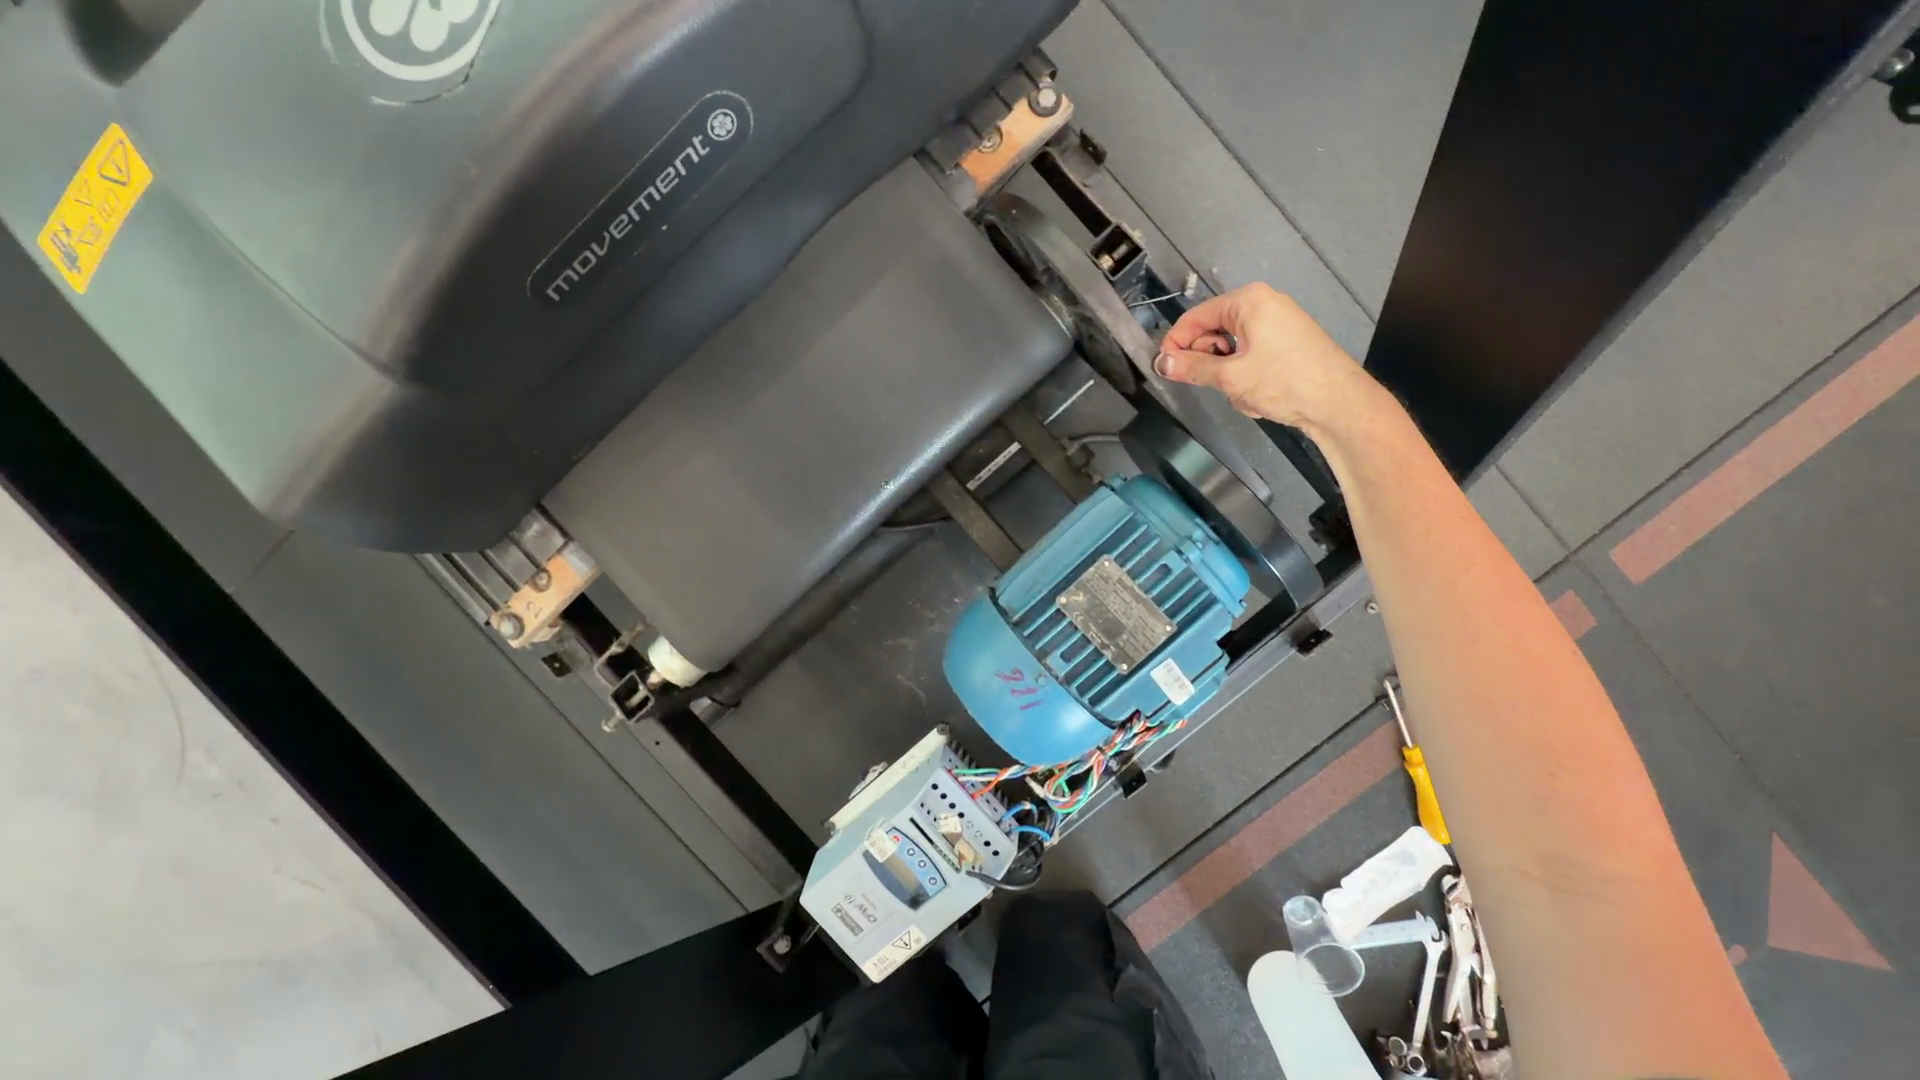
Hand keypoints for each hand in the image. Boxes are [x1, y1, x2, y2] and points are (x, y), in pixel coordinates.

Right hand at [1154, 284, 1381, 436]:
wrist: (1339, 404)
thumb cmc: (1285, 382)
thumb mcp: (1231, 377)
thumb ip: (1192, 368)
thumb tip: (1162, 363)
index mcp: (1248, 301)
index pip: (1196, 317)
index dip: (1176, 343)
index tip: (1164, 368)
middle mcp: (1264, 305)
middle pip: (1214, 332)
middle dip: (1210, 363)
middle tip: (1213, 385)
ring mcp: (1279, 325)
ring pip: (1232, 350)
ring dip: (1229, 376)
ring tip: (1244, 395)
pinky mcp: (1288, 345)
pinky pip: (1251, 358)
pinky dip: (1247, 379)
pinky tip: (1260, 398)